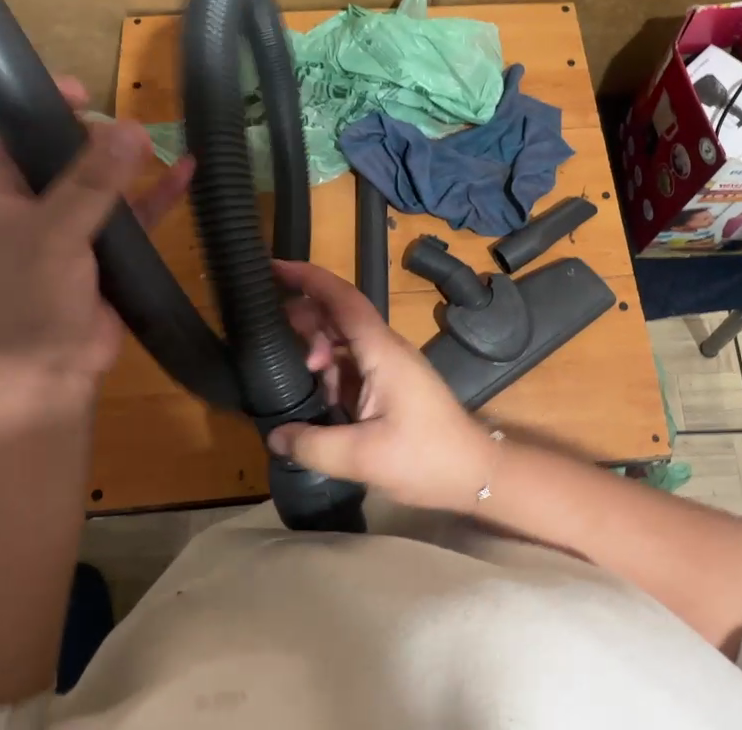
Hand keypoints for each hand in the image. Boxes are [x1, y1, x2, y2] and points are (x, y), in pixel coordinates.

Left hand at [0, 77, 191, 396]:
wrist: (46, 376)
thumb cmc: (30, 300)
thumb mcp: (55, 233)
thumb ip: (93, 181)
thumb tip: (129, 127)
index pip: (2, 134)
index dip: (32, 106)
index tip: (77, 90)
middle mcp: (30, 209)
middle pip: (58, 155)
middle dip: (90, 134)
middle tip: (124, 121)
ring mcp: (70, 234)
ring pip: (100, 186)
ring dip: (127, 163)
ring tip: (156, 140)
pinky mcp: (107, 259)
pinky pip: (134, 219)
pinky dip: (157, 198)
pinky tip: (188, 175)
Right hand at [267, 260, 496, 510]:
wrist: (476, 474)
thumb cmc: (426, 459)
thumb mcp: (363, 457)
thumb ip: (313, 445)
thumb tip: (275, 435)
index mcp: (382, 351)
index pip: (343, 300)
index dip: (309, 279)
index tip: (274, 268)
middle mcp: (386, 350)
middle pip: (340, 316)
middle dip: (304, 316)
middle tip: (266, 330)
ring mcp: (390, 368)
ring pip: (344, 343)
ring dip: (315, 350)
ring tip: (285, 370)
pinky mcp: (390, 388)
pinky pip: (351, 368)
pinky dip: (327, 373)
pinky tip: (311, 396)